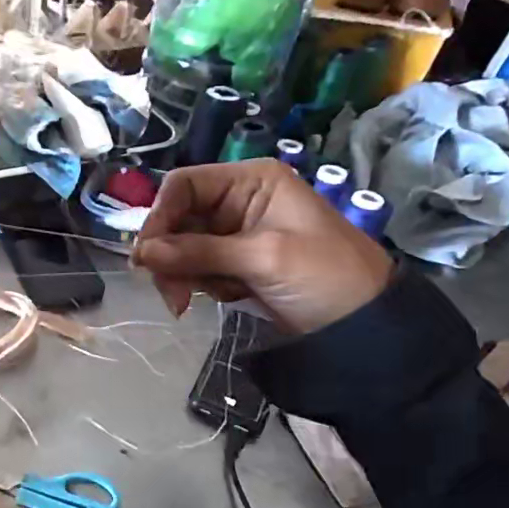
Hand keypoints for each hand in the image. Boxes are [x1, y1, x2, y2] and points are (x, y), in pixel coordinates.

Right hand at [133, 160, 392, 333]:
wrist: (367, 327)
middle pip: (176, 218)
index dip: (159, 216)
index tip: (146, 254)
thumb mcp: (262, 258)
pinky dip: (194, 284)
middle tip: (169, 291)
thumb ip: (198, 252)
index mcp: (250, 181)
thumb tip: (141, 252)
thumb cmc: (326, 276)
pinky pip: (193, 266)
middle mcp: (237, 200)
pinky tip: (219, 297)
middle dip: (168, 254)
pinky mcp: (232, 261)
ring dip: (178, 274)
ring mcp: (233, 232)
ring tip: (186, 302)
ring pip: (178, 246)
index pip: (183, 185)